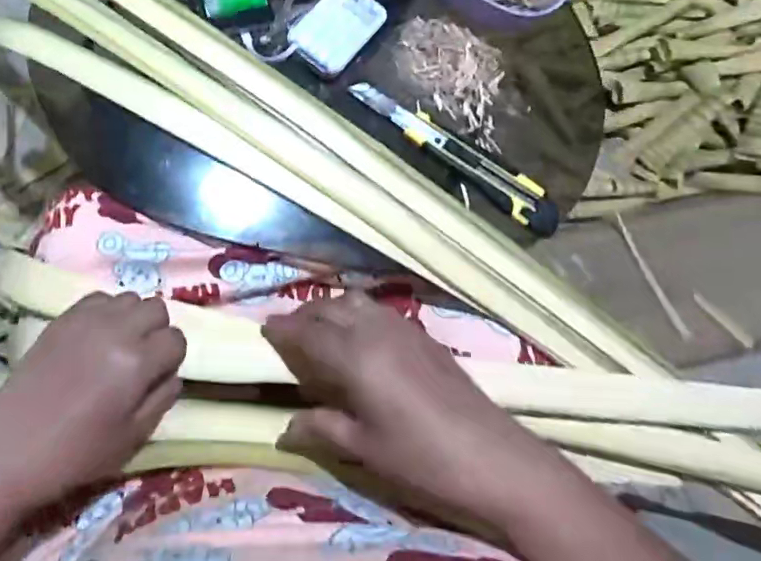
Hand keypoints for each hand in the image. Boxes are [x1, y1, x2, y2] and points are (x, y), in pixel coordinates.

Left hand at [0, 293, 184, 509]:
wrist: (14, 444)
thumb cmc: (77, 452)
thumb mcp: (132, 438)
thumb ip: (161, 400)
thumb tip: (171, 373)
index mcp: (137, 363)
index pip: (176, 339)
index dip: (172, 358)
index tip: (158, 375)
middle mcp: (117, 329)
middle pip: (156, 307)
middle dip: (156, 331)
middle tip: (142, 358)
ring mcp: (88, 318)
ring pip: (129, 297)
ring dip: (132, 318)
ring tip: (118, 346)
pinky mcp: (64, 315)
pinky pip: (100, 297)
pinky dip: (107, 311)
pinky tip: (95, 338)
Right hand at [261, 294, 577, 529]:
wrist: (496, 459)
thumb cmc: (422, 459)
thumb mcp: (365, 449)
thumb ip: (322, 429)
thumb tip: (285, 428)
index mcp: (352, 355)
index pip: (305, 332)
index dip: (282, 330)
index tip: (264, 329)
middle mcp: (371, 329)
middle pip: (326, 308)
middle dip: (301, 315)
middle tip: (286, 331)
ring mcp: (400, 327)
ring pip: (352, 301)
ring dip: (329, 308)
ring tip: (320, 329)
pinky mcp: (422, 334)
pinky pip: (375, 308)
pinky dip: (354, 311)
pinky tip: (359, 334)